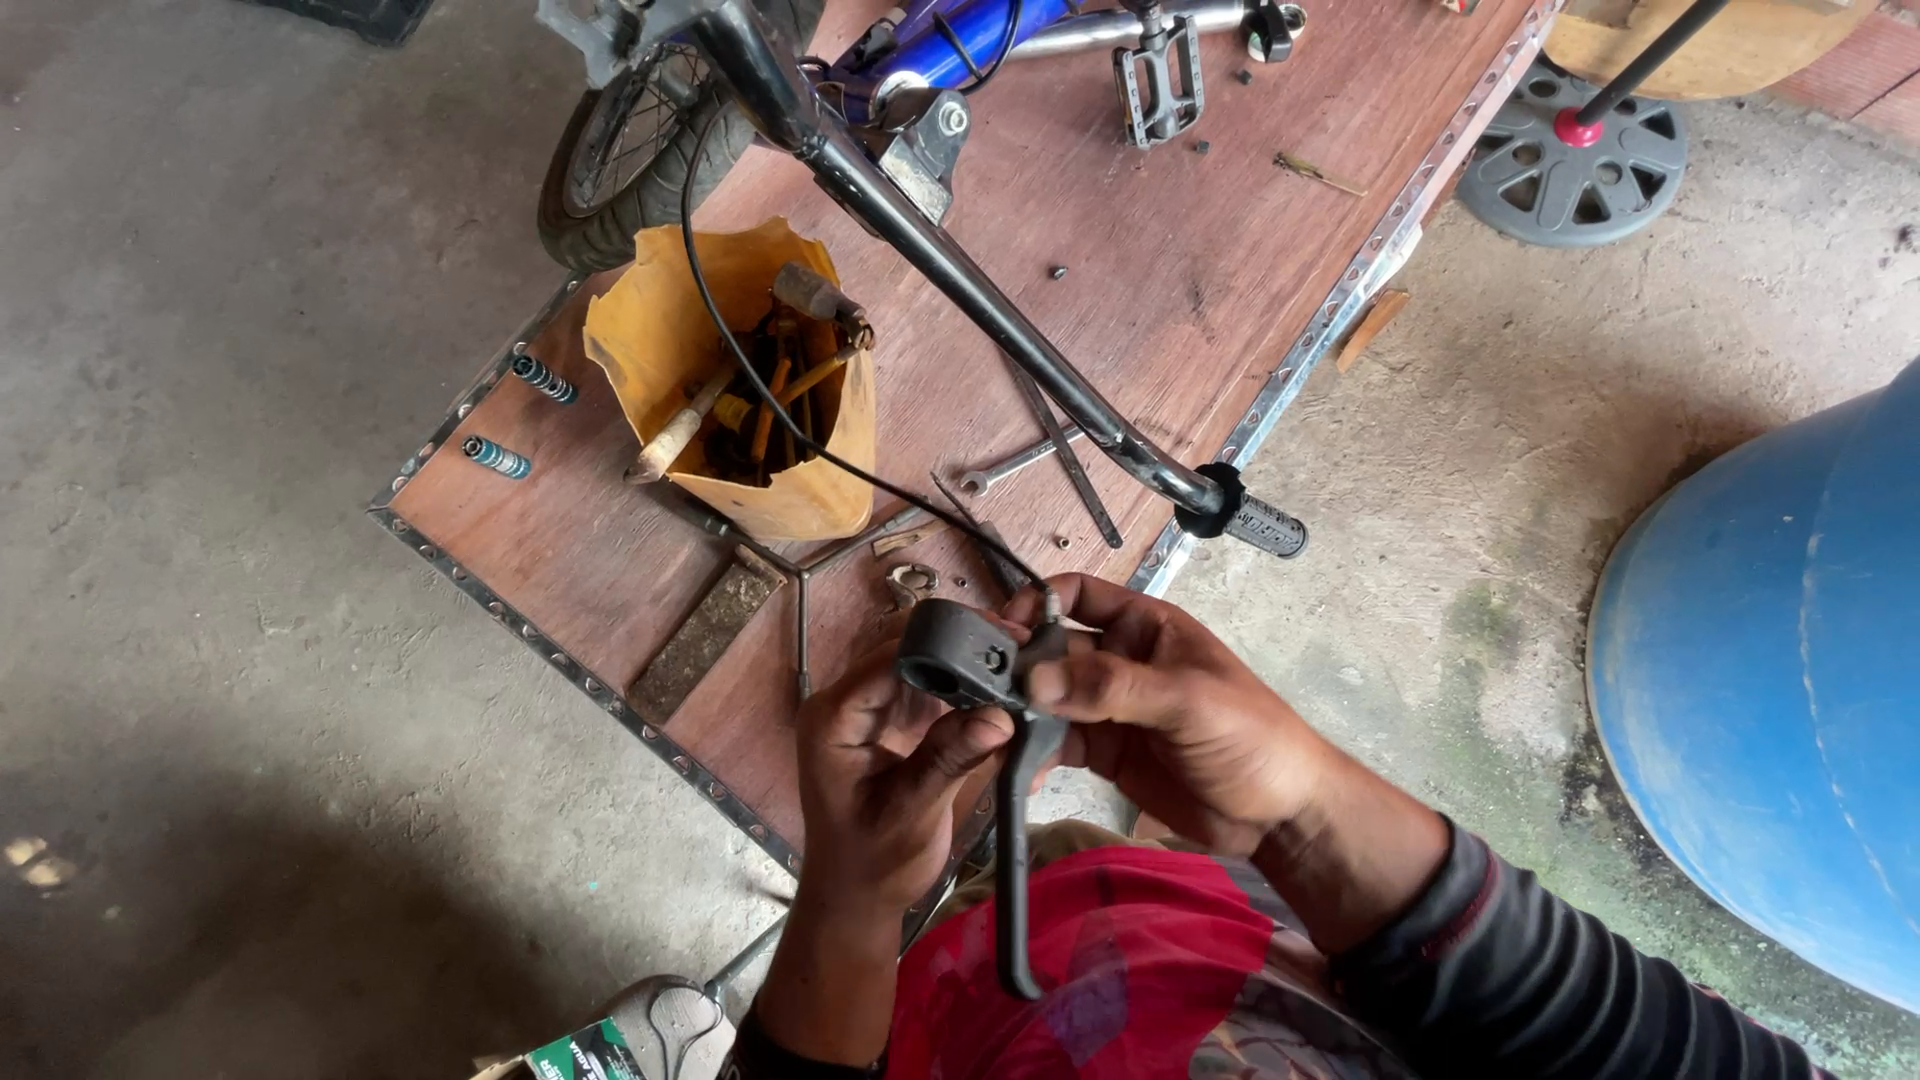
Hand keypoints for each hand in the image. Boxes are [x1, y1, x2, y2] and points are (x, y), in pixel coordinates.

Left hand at [792, 638, 1013, 920]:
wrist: (856, 895)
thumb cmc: (872, 863)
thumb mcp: (912, 813)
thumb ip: (949, 759)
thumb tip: (1000, 716)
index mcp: (833, 718)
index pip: (889, 657)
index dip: (944, 642)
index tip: (999, 637)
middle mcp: (844, 701)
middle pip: (902, 645)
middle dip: (958, 640)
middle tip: (1015, 641)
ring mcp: (866, 705)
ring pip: (916, 655)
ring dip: (962, 654)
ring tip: (1012, 654)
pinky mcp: (888, 715)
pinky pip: (924, 680)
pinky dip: (959, 678)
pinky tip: (994, 679)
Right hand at [1004, 573, 1336, 857]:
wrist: (1280, 816)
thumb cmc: (1249, 736)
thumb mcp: (1185, 700)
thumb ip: (1111, 687)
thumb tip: (1033, 679)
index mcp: (1142, 626)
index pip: (1078, 594)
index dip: (1038, 602)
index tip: (1006, 630)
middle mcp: (1117, 659)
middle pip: (1052, 648)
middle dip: (1018, 665)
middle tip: (982, 689)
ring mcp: (1106, 707)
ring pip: (1046, 697)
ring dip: (1018, 710)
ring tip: (992, 731)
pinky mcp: (1101, 751)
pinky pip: (1055, 742)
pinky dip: (1031, 752)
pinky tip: (1016, 767)